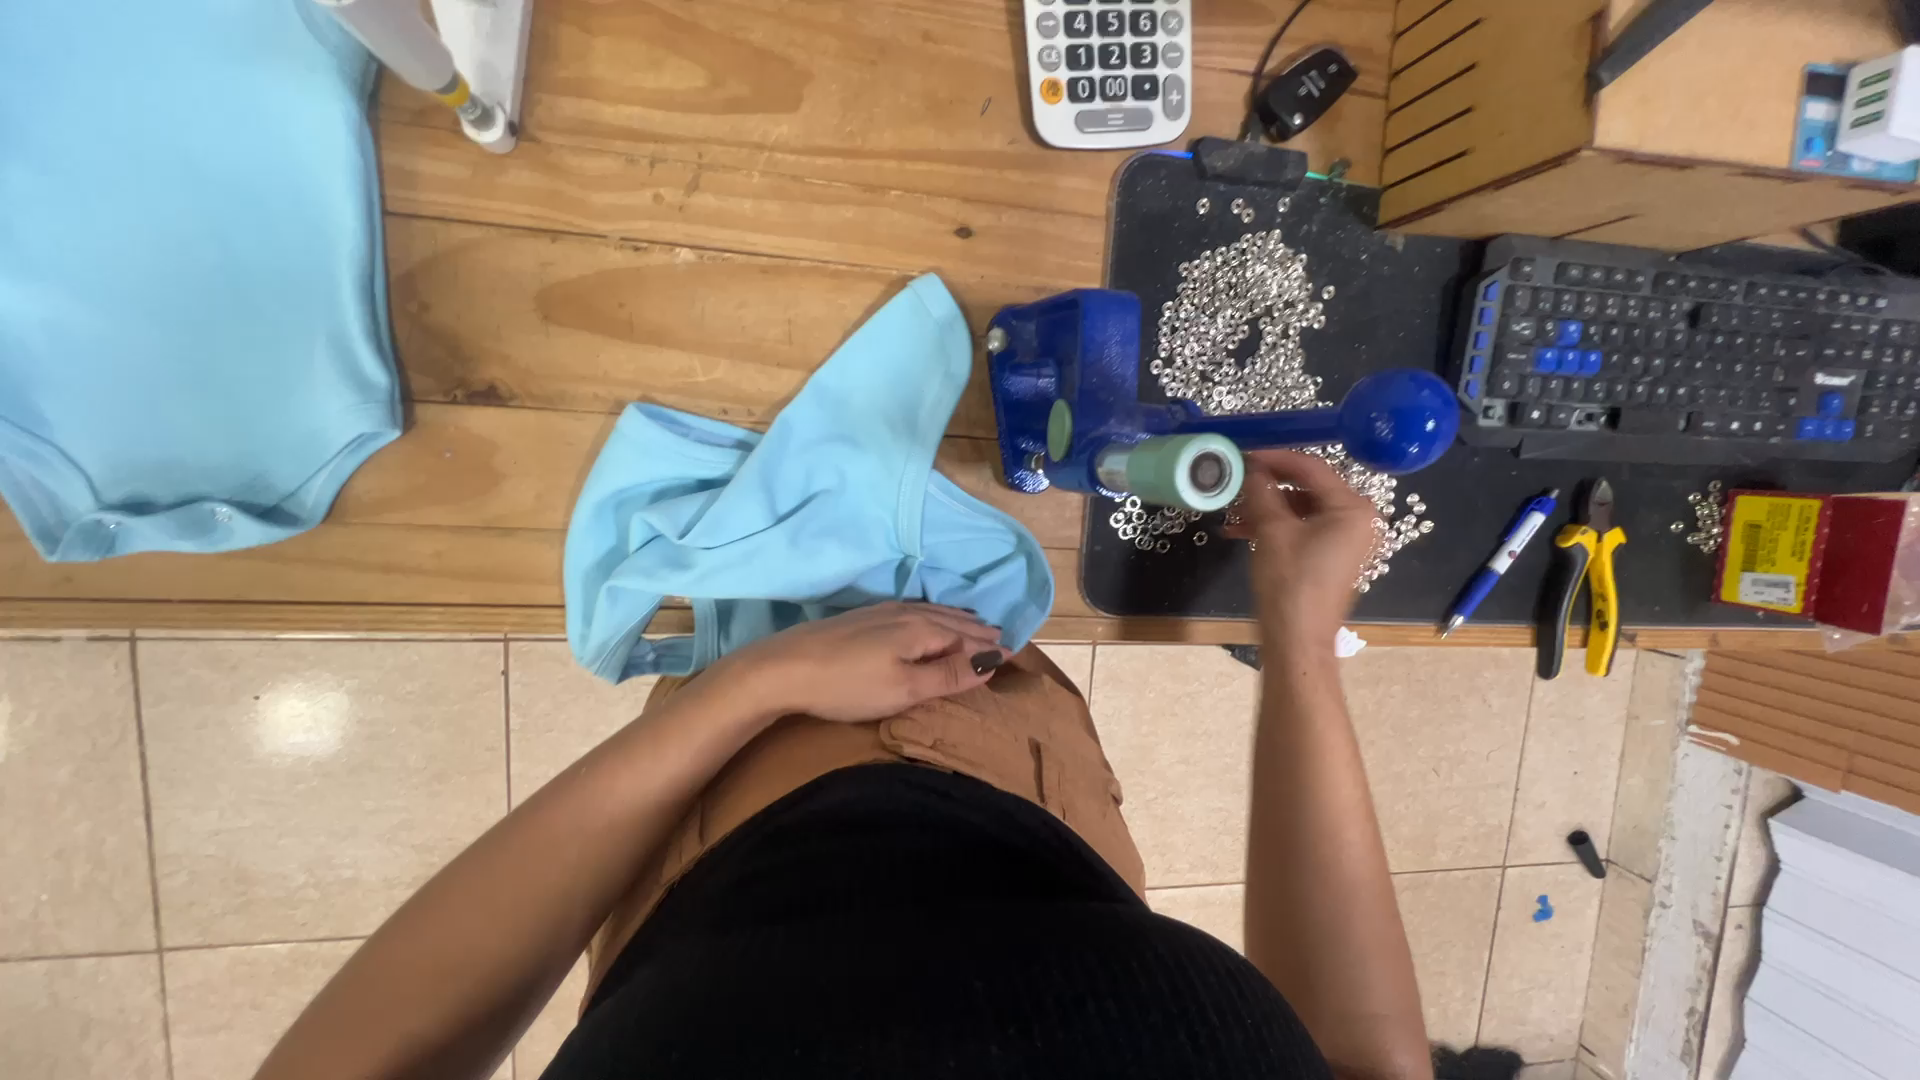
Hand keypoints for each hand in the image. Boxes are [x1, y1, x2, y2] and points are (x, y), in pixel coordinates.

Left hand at [715, 603, 1012, 722]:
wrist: (784, 668)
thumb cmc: (849, 685)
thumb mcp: (904, 688)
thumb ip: (948, 675)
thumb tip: (991, 662)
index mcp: (922, 629)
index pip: (968, 638)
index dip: (991, 648)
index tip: (1016, 654)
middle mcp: (907, 613)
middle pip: (953, 621)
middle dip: (979, 631)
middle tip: (1004, 638)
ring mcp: (883, 613)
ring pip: (933, 613)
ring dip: (959, 621)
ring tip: (976, 626)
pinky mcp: (864, 619)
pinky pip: (916, 612)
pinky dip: (935, 617)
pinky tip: (928, 620)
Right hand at [1229, 451, 1379, 652]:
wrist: (1297, 638)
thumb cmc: (1289, 582)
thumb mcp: (1272, 530)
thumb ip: (1261, 492)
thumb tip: (1251, 468)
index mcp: (1352, 507)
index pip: (1311, 468)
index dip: (1274, 458)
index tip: (1243, 454)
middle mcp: (1357, 518)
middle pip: (1307, 487)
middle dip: (1268, 485)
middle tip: (1236, 481)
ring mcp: (1345, 538)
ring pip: (1301, 509)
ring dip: (1266, 507)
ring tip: (1232, 512)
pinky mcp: (1331, 555)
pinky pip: (1302, 528)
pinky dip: (1275, 526)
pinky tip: (1242, 530)